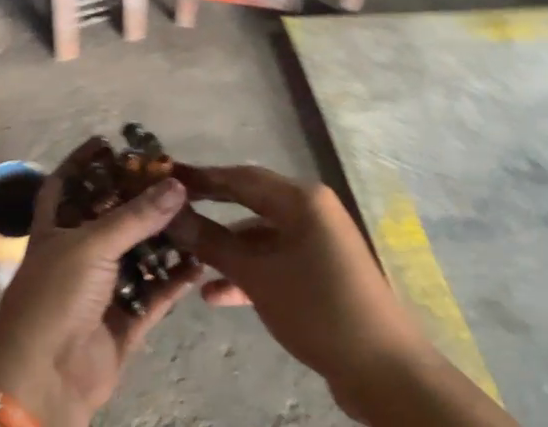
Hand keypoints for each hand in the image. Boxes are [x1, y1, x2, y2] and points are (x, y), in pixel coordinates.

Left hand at [0, 139, 199, 426]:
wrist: (45, 375)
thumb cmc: (55, 295)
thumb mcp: (90, 245)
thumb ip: (135, 217)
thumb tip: (176, 185)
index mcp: (53, 228)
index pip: (65, 184)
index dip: (82, 162)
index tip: (109, 142)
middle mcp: (76, 253)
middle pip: (110, 218)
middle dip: (138, 201)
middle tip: (173, 180)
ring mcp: (101, 288)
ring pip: (137, 256)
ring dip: (163, 240)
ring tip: (195, 217)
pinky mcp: (124, 321)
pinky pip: (154, 294)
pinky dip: (174, 280)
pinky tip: (200, 263)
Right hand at [166, 165, 441, 420]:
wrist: (383, 371)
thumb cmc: (318, 309)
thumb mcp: (257, 276)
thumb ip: (212, 242)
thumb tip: (171, 215)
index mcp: (302, 199)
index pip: (240, 177)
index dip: (200, 178)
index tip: (164, 178)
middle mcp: (310, 211)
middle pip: (248, 203)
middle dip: (209, 211)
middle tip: (168, 213)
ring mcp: (316, 243)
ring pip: (258, 236)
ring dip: (224, 249)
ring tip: (184, 259)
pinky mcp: (319, 272)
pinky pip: (273, 260)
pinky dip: (246, 273)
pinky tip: (213, 294)